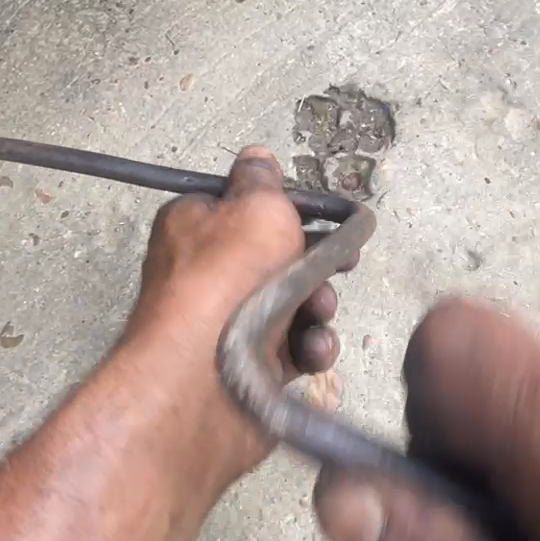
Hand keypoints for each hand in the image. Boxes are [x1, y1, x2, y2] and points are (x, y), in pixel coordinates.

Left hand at [122, 146, 342, 477]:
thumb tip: (258, 157)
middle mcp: (209, 274)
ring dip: (318, 306)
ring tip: (317, 312)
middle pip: (280, 257)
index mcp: (197, 226)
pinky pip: (293, 349)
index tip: (325, 217)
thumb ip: (263, 180)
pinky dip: (309, 348)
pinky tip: (310, 351)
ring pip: (294, 304)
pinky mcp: (252, 370)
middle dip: (316, 262)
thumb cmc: (229, 279)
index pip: (248, 208)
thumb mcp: (254, 207)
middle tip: (342, 264)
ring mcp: (230, 325)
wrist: (204, 383)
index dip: (289, 212)